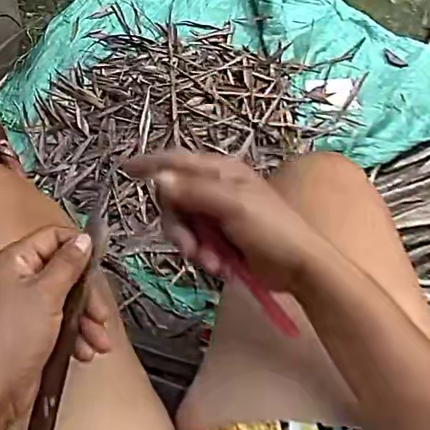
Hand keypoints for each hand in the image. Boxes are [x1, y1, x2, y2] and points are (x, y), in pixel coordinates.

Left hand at [0, 225, 113, 422]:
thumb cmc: (11, 340)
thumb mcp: (47, 294)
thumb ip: (69, 264)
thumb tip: (84, 239)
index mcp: (17, 259)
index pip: (54, 237)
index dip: (78, 248)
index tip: (97, 264)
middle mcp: (21, 277)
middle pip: (67, 270)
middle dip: (88, 294)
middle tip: (100, 313)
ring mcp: (28, 304)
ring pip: (69, 298)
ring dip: (87, 319)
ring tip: (98, 341)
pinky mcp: (34, 328)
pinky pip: (63, 321)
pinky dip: (77, 334)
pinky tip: (84, 351)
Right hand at [126, 151, 330, 291]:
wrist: (303, 269)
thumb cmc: (273, 229)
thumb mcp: (233, 205)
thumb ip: (194, 191)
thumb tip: (158, 178)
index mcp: (220, 170)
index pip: (176, 161)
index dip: (150, 164)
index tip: (125, 169)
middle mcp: (215, 186)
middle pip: (173, 198)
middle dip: (178, 226)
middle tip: (190, 248)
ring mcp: (217, 212)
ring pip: (183, 224)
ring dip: (192, 246)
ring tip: (212, 262)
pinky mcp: (220, 237)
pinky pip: (196, 242)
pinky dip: (203, 256)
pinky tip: (221, 267)